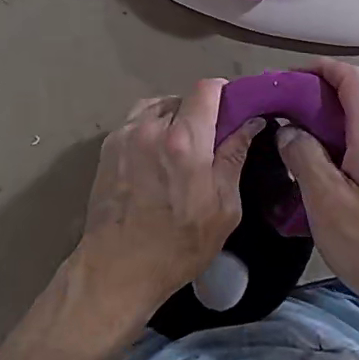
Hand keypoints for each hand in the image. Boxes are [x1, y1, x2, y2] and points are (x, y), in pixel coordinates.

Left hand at [77, 80, 261, 317]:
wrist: (116, 271)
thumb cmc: (178, 245)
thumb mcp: (224, 207)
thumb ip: (235, 157)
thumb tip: (251, 123)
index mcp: (185, 140)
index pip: (207, 89)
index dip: (224, 93)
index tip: (233, 110)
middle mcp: (151, 128)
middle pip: (183, 97)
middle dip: (200, 111)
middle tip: (210, 139)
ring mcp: (125, 135)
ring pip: (157, 105)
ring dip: (173, 117)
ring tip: (181, 145)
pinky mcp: (107, 147)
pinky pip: (136, 121)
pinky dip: (151, 127)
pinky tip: (157, 154)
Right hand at [276, 59, 358, 325]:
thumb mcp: (328, 203)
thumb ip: (305, 158)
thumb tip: (290, 129)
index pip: (353, 79)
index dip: (321, 69)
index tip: (287, 79)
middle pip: (356, 103)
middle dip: (316, 101)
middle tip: (279, 118)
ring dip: (326, 131)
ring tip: (291, 149)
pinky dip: (339, 153)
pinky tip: (319, 181)